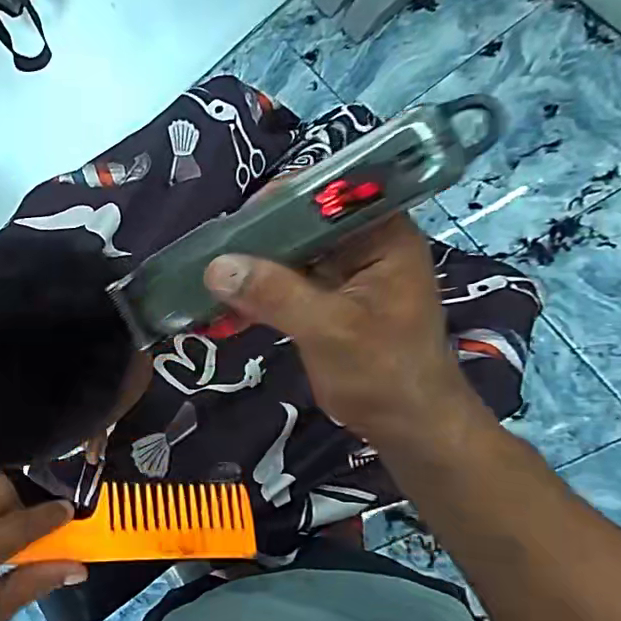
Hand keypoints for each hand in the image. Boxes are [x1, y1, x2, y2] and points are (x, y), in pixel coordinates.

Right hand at [202, 214, 483, 445]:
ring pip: (290, 255)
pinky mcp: (330, 300)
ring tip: (209, 284)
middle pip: (302, 222)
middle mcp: (365, 244)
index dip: (281, 200)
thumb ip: (274, 294)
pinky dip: (259, 294)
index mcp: (382, 235)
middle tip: (212, 257)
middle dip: (256, 240)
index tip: (235, 226)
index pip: (328, 193)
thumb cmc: (383, 374)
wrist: (410, 427)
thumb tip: (215, 266)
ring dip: (252, 270)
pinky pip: (287, 284)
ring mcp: (346, 273)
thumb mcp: (328, 329)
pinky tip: (226, 310)